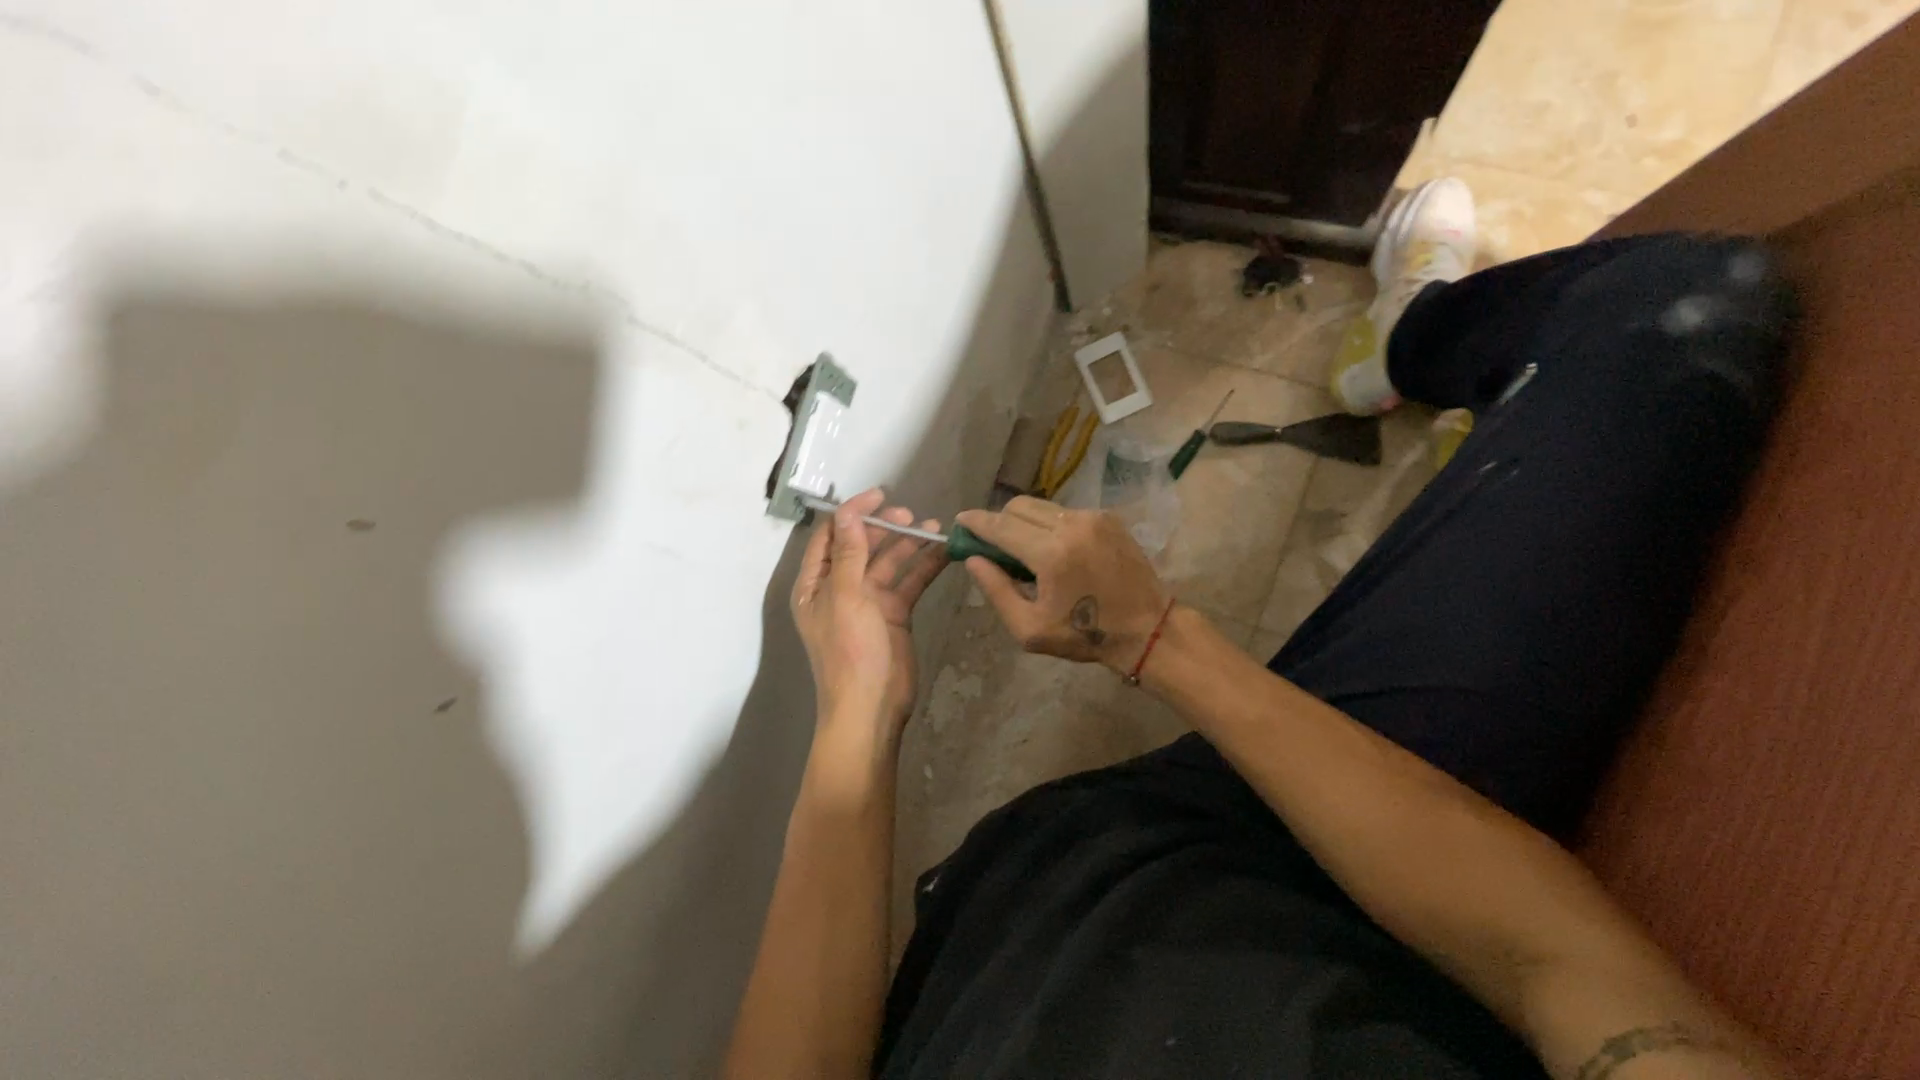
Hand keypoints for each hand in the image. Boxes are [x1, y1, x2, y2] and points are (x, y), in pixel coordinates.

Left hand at [791, 488, 949, 733]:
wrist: (871, 707)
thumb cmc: (849, 652)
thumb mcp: (846, 598)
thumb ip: (849, 554)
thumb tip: (846, 513)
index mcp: (815, 584)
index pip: (831, 535)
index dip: (852, 512)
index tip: (881, 495)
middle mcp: (839, 588)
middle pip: (861, 545)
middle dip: (883, 526)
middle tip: (910, 516)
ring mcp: (868, 601)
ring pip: (889, 562)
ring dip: (908, 544)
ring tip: (932, 527)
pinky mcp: (893, 614)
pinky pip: (909, 582)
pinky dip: (924, 567)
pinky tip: (944, 553)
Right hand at [955, 496, 1170, 672]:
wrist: (1148, 628)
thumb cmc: (1085, 636)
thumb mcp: (1030, 628)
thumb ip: (997, 591)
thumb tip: (973, 560)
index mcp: (1051, 554)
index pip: (1000, 526)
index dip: (976, 522)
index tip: (960, 522)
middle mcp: (1071, 525)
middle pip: (1018, 507)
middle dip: (999, 521)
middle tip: (993, 545)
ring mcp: (1093, 517)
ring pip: (1042, 506)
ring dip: (1025, 522)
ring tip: (1026, 551)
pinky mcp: (1108, 517)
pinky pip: (1065, 512)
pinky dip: (1051, 525)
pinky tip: (1056, 550)